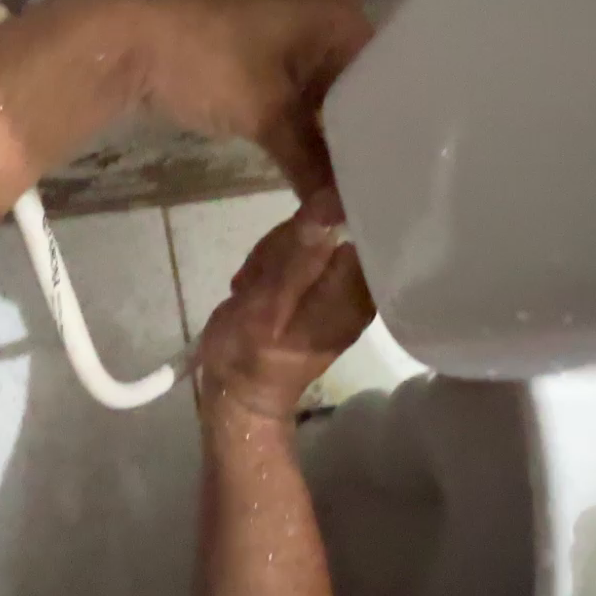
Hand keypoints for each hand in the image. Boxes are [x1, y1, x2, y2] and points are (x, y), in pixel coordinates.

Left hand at [88, 0, 373, 194]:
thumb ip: (311, 164)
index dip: (394, 133)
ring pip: (328, 106)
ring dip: (332, 146)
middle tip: (385, 198)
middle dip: (362, 145)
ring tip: (359, 196)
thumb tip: (340, 218)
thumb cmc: (208, 63)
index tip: (404, 182)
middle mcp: (328, 25)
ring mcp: (296, 46)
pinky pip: (301, 107)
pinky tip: (321, 179)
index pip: (390, 81)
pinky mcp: (266, 69)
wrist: (129, 42)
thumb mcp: (267, 115)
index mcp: (343, 17)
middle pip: (360, 95)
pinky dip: (305, 139)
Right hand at [197, 188, 376, 419]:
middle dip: (284, 245)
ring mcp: (338, 290)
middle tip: (258, 276)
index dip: (314, 220)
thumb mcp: (266, 303)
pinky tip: (256, 289)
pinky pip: (297, 258)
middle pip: (327, 228)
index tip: (285, 243)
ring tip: (253, 288)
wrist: (239, 394)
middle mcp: (357, 288)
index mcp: (354, 291)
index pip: (352, 221)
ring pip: (306, 240)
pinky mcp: (319, 293)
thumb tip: (333, 200)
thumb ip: (299, 254)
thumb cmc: (249, 354)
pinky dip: (272, 268)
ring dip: (271, 257)